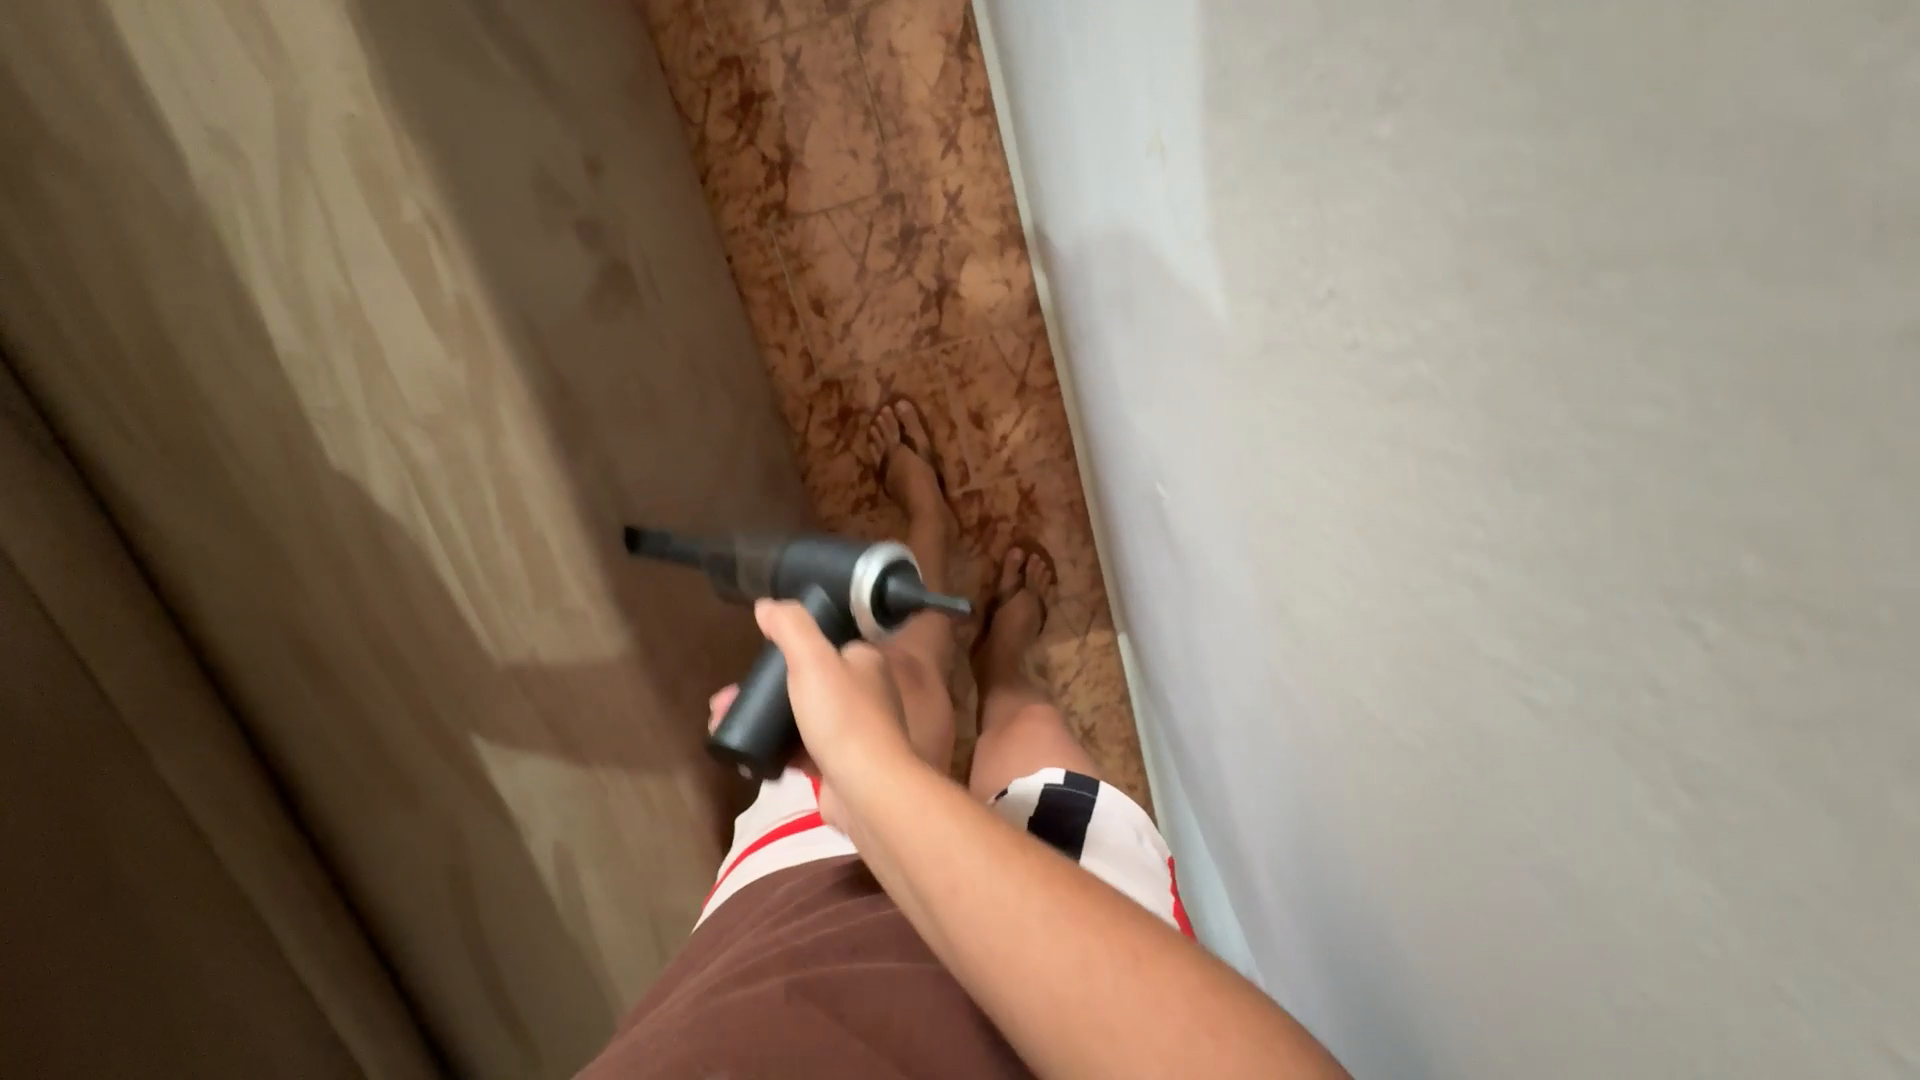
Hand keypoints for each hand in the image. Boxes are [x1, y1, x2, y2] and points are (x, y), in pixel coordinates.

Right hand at [703, 599, 918, 828]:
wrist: (866, 789)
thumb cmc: (842, 718)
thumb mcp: (813, 659)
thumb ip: (791, 627)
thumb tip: (767, 605)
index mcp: (864, 662)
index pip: (825, 645)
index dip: (787, 650)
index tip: (753, 661)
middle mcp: (863, 693)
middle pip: (805, 682)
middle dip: (762, 690)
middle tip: (724, 701)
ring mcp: (851, 732)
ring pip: (798, 717)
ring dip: (763, 719)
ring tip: (723, 723)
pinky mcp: (838, 764)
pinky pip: (800, 750)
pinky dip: (774, 749)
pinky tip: (748, 752)